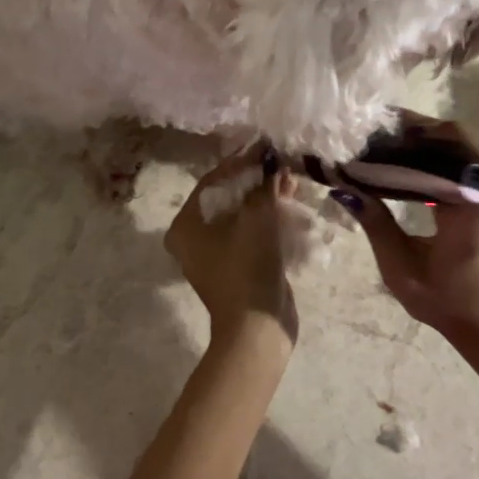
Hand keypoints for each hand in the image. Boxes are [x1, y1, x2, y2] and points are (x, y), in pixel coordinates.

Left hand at [165, 145, 297, 347]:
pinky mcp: (237, 268)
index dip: (241, 162)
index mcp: (185, 225)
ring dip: (265, 198)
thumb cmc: (247, 267)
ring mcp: (215, 255)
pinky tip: (290, 206)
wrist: (258, 331)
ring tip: (292, 183)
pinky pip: (250, 234)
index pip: (213, 180)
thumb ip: (264, 184)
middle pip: (227, 197)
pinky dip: (267, 220)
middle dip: (256, 180)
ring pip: (241, 215)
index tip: (266, 148)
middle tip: (281, 166)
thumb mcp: (257, 217)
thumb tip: (272, 159)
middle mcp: (193, 238)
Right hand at [333, 113, 478, 338]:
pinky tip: (403, 155)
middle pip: (457, 137)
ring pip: (460, 142)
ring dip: (424, 135)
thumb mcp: (400, 267)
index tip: (376, 132)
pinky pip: (461, 157)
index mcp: (469, 208)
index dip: (412, 136)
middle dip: (415, 128)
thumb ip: (375, 224)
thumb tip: (343, 187)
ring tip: (385, 138)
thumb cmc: (443, 298)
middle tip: (375, 130)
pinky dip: (433, 148)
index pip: (447, 152)